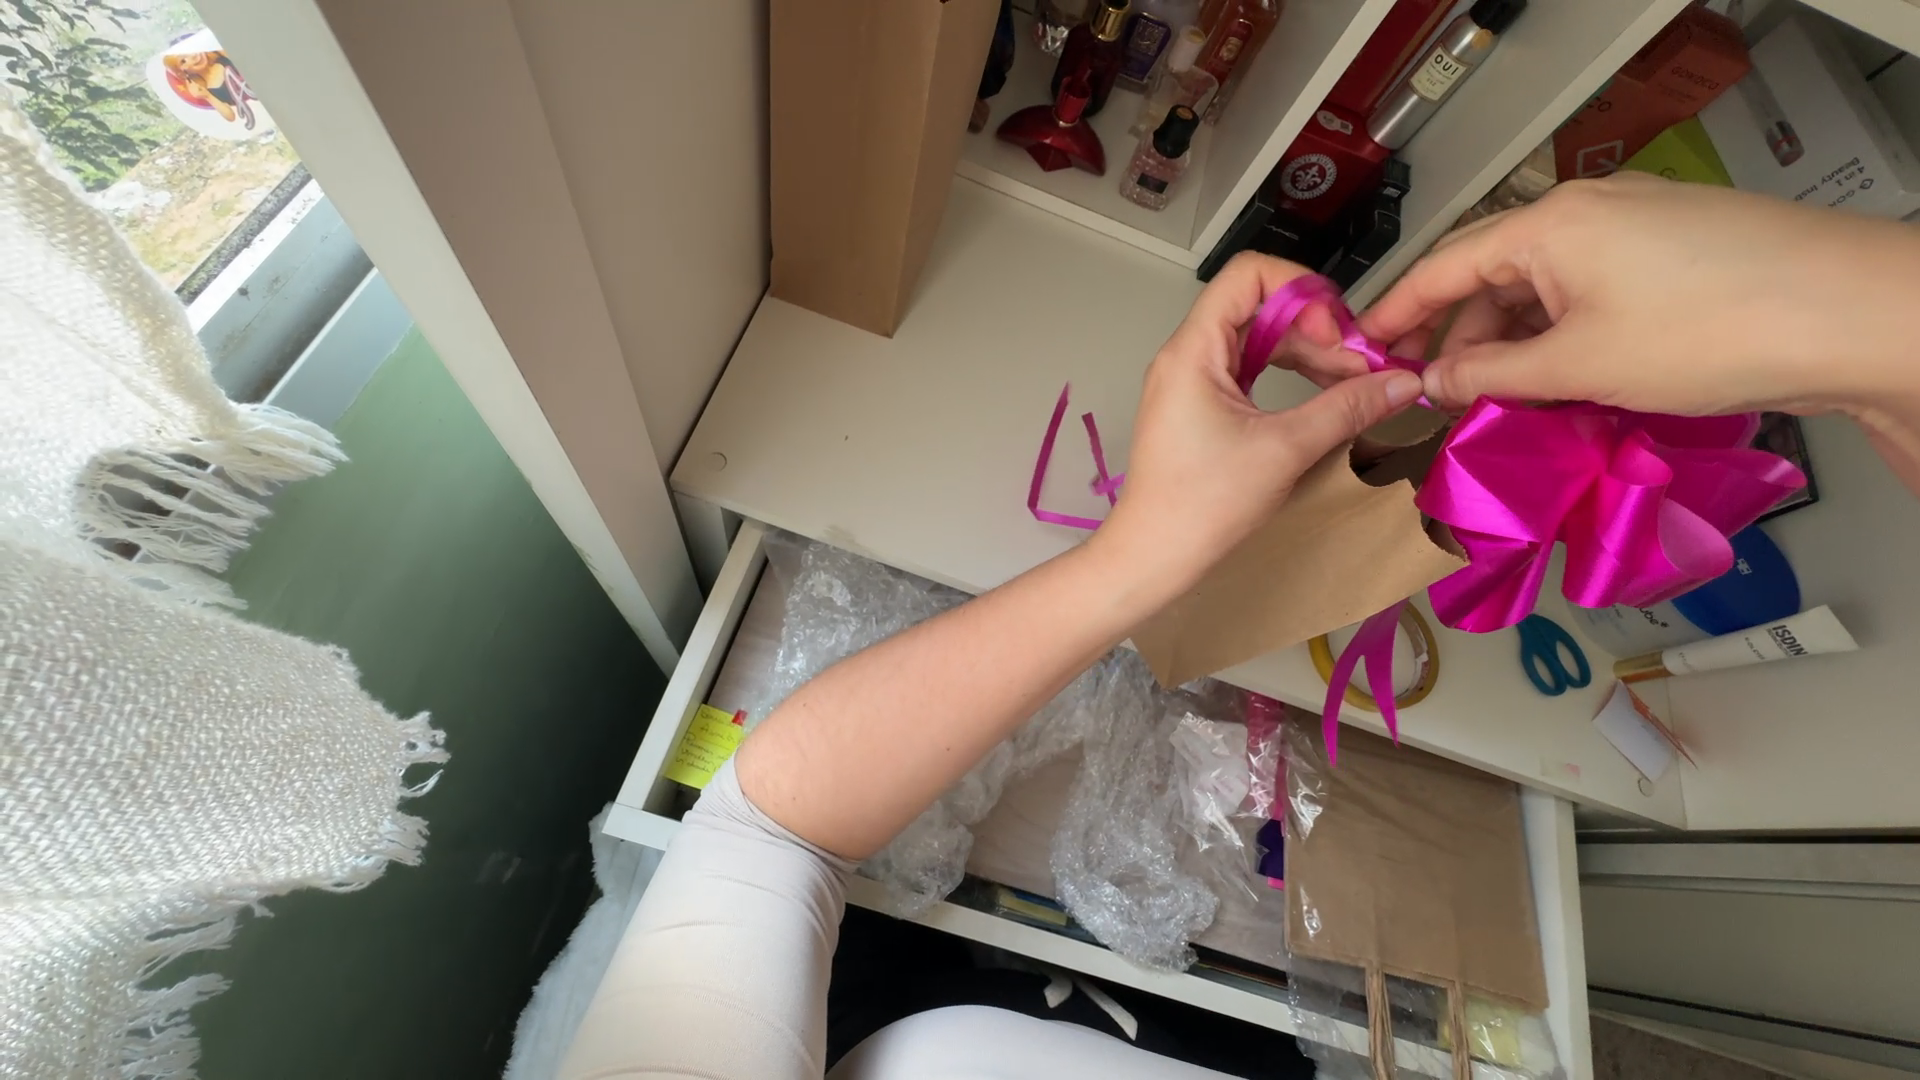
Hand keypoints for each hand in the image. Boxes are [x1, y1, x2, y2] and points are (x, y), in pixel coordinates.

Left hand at [1092, 253, 1423, 595]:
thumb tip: (1404, 381)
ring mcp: (1188, 384)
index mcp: (1193, 352)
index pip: (1247, 275)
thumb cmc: (1203, 503)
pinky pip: (1246, 373)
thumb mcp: (1285, 449)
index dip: (1302, 289)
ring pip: (1256, 343)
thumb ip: (1348, 407)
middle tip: (1358, 370)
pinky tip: (1320, 400)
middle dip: (1315, 329)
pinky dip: (1284, 379)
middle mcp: (1185, 357)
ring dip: (1306, 357)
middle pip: (1259, 309)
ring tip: (1350, 389)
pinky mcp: (1197, 409)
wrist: (1154, 553)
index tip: (1336, 333)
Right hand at [1360, 173, 1919, 420]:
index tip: (1357, 351)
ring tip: (1492, 394)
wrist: (1870, 317)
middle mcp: (1583, 212)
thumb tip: (1426, 385)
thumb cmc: (1708, 332)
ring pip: (1530, 286)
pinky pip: (1576, 289)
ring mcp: (1628, 226)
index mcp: (1548, 225)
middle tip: (1426, 388)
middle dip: (1449, 335)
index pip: (1439, 268)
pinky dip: (1548, 332)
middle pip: (1482, 275)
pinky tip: (1547, 373)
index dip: (1391, 314)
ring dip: (1501, 341)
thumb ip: (1482, 376)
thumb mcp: (1570, 366)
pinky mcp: (1664, 248)